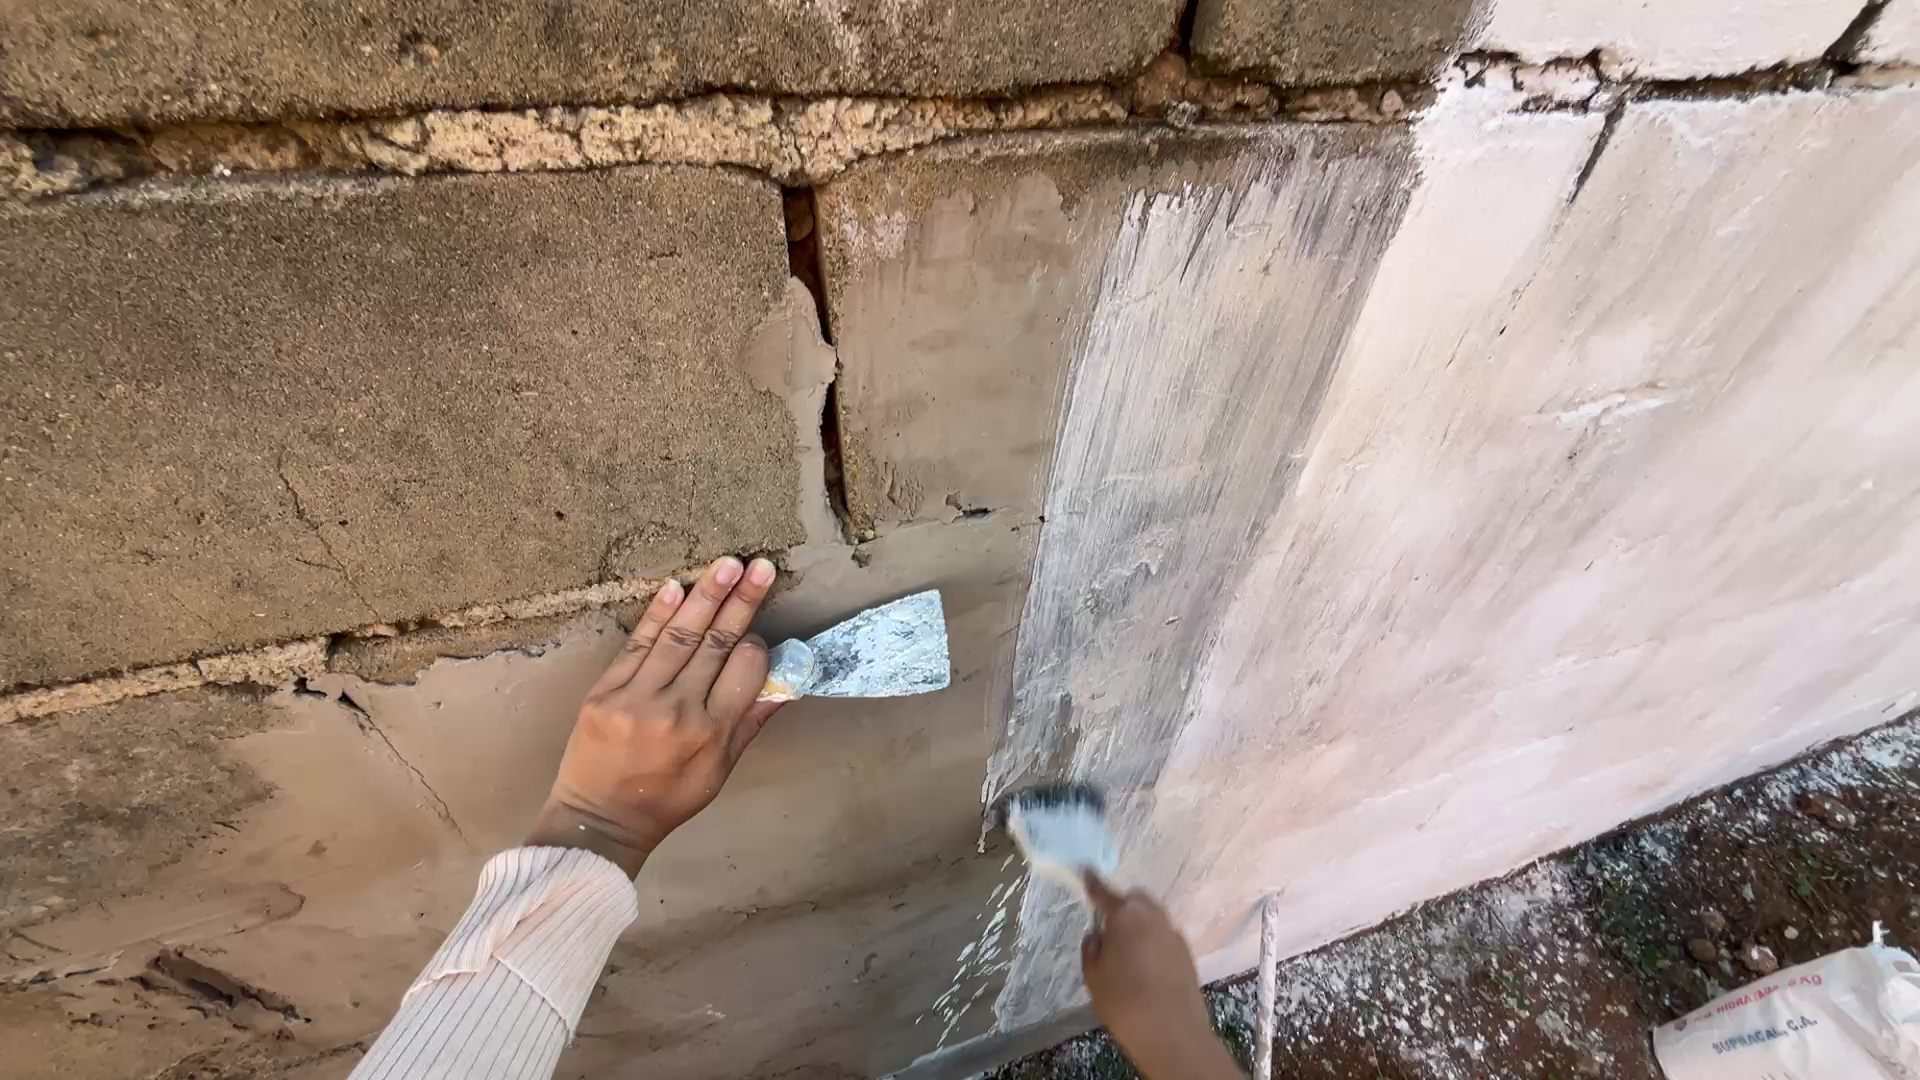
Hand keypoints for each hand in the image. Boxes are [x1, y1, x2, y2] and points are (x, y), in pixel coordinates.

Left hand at [526, 555, 783, 875]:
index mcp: (712, 731)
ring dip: (707, 595)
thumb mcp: (721, 770)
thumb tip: (787, 684)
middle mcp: (678, 710)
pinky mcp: (604, 692)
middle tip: (761, 566)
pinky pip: (637, 644)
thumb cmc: (669, 798)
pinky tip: (676, 587)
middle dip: (742, 600)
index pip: (745, 669)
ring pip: (680, 635)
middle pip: (717, 643)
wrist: (598, 821)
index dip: (757, 645)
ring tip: (729, 563)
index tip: (758, 635)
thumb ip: (751, 722)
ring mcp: (637, 698)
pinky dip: (658, 613)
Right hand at [1081, 874, 1244, 1079]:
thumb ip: (1092, 947)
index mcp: (1124, 914)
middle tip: (1111, 928)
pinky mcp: (1187, 952)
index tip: (1086, 870)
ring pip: (1153, 917)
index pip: (1103, 891)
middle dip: (1123, 906)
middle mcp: (1151, 915)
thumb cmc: (1124, 1001)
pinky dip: (1155, 943)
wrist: (1173, 1033)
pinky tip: (1149, 967)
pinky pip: (1165, 936)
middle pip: (1135, 900)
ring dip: (1141, 925)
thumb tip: (1099, 935)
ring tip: (1131, 952)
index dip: (1092, 881)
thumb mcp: (1093, 975)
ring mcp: (1173, 932)